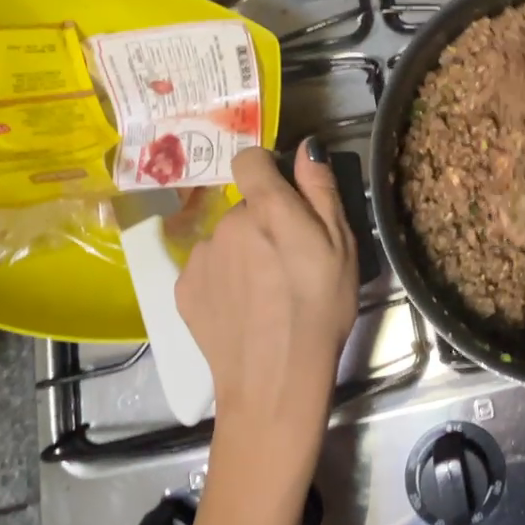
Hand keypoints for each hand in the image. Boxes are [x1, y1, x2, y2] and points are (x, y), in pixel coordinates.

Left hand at [174, 141, 357, 431]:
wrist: (275, 378)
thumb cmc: (320, 307)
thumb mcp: (340, 244)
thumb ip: (320, 188)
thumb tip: (305, 146)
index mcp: (267, 207)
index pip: (249, 159)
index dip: (266, 168)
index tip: (284, 192)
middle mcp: (226, 223)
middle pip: (243, 206)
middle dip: (263, 221)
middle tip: (289, 258)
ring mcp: (200, 257)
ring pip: (225, 238)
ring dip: (242, 250)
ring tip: (266, 289)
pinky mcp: (183, 289)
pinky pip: (208, 267)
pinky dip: (224, 278)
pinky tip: (244, 306)